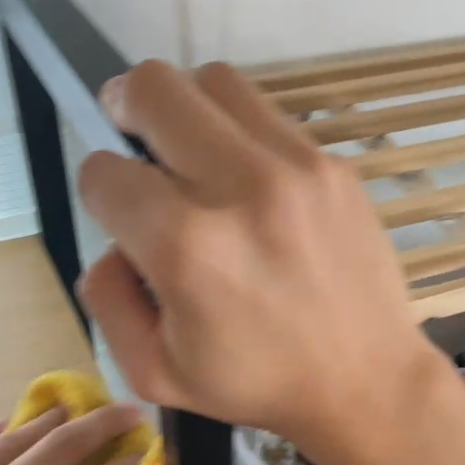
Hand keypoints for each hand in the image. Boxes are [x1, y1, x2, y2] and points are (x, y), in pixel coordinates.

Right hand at [76, 60, 454, 464]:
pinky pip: (266, 113)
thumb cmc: (257, 384)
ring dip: (185, 108)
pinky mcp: (333, 165)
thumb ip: (107, 299)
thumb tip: (114, 240)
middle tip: (133, 139)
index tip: (122, 217)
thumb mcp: (153, 372)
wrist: (365, 380)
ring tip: (190, 151)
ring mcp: (296, 167)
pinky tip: (246, 178)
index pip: (104, 172)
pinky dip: (239, 132)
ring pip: (212, 80)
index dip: (99, 193)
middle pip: (151, 87)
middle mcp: (240, 189)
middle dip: (123, 109)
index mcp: (186, 248)